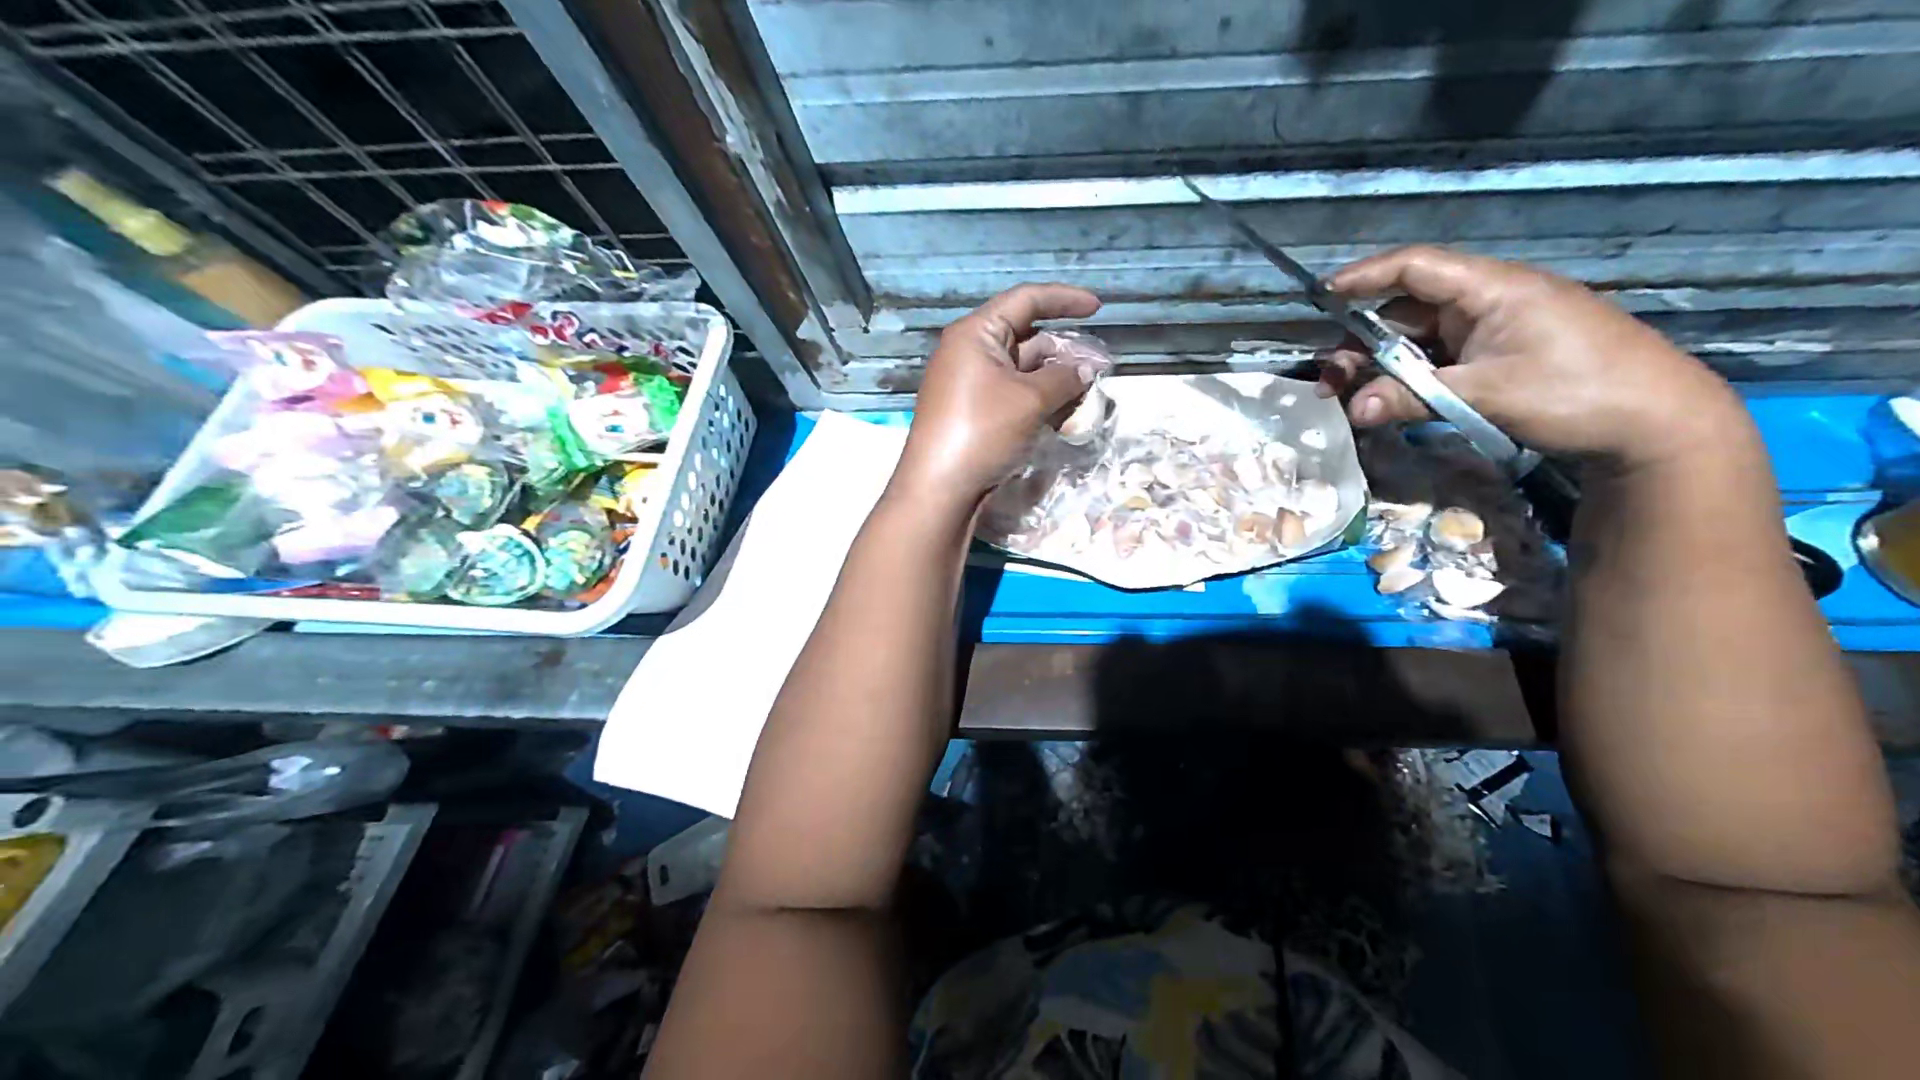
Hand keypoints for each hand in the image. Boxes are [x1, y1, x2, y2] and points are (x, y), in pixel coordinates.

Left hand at [893, 283, 1102, 504]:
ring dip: (1056, 380)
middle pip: (1027, 337)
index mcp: (975, 334)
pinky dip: (1039, 400)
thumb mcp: (1030, 400)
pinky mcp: (973, 412)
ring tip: (1086, 396)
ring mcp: (969, 384)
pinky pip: (1012, 395)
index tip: (1097, 307)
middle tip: (1100, 368)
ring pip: (1023, 371)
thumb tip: (1085, 369)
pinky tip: (1063, 416)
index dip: (1064, 299)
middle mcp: (969, 352)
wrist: (940, 488)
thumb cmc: (982, 431)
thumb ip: (1064, 378)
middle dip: (1065, 351)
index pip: (1026, 300)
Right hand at [1318, 246, 1749, 470]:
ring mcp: (1495, 331)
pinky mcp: (1500, 357)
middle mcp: (1489, 302)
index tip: (1320, 295)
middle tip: (1331, 380)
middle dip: (1360, 340)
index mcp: (1493, 290)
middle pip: (1407, 309)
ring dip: (1380, 364)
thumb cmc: (1578, 393)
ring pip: (1419, 338)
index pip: (1415, 267)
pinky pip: (1439, 359)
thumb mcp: (1488, 395)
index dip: (1364, 276)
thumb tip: (1353, 408)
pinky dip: (1408, 377)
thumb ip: (1412, 398)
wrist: (1659, 423)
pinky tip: (1389, 399)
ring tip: (1351, 396)